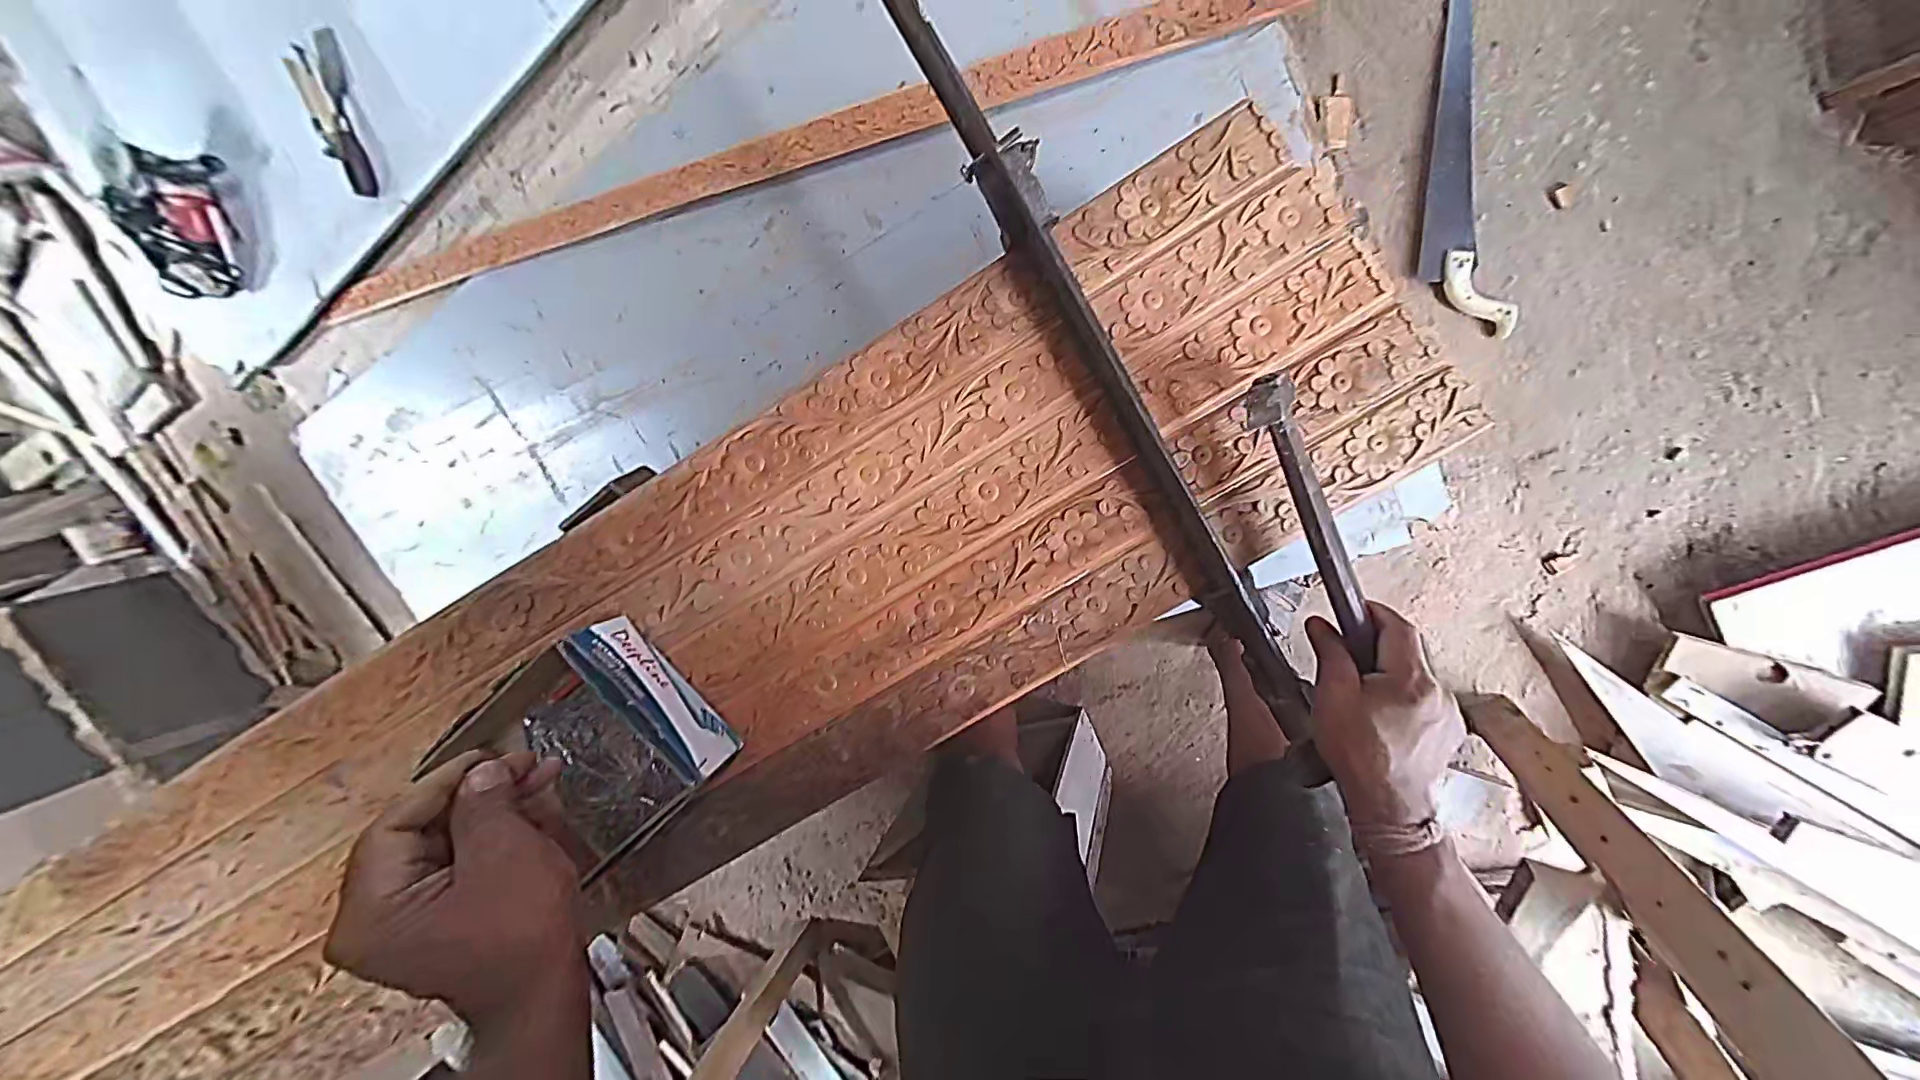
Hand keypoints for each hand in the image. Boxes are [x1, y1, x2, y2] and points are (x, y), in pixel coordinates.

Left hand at [325, 750, 584, 1026]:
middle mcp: (379, 917)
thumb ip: (485, 804)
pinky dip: (501, 833)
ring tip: (541, 777)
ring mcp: (414, 919)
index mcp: (373, 910)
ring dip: (499, 807)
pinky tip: (535, 808)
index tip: (488, 757)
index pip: (395, 824)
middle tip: (524, 764)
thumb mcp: (505, 853)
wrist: (546, 990)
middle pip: (425, 831)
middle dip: (482, 793)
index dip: (444, 783)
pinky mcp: (447, 917)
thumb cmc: (521, 931)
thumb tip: (482, 772)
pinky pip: (467, 862)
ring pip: (453, 842)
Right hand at [1305, 603, 1464, 828]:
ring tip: (1358, 692)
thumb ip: (1330, 654)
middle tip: (1346, 652)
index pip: (1398, 627)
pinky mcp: (1446, 731)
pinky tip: (1376, 714)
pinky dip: (1399, 696)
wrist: (1388, 808)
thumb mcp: (1332, 696)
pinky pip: (1422, 699)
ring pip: (1414, 676)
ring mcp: (1447, 714)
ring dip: (1387, 673)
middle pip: (1407, 651)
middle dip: (1375, 646)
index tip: (1355, 609)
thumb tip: (1322, 627)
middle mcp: (1438, 693)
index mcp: (1412, 680)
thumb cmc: (1360, 757)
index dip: (1373, 613)